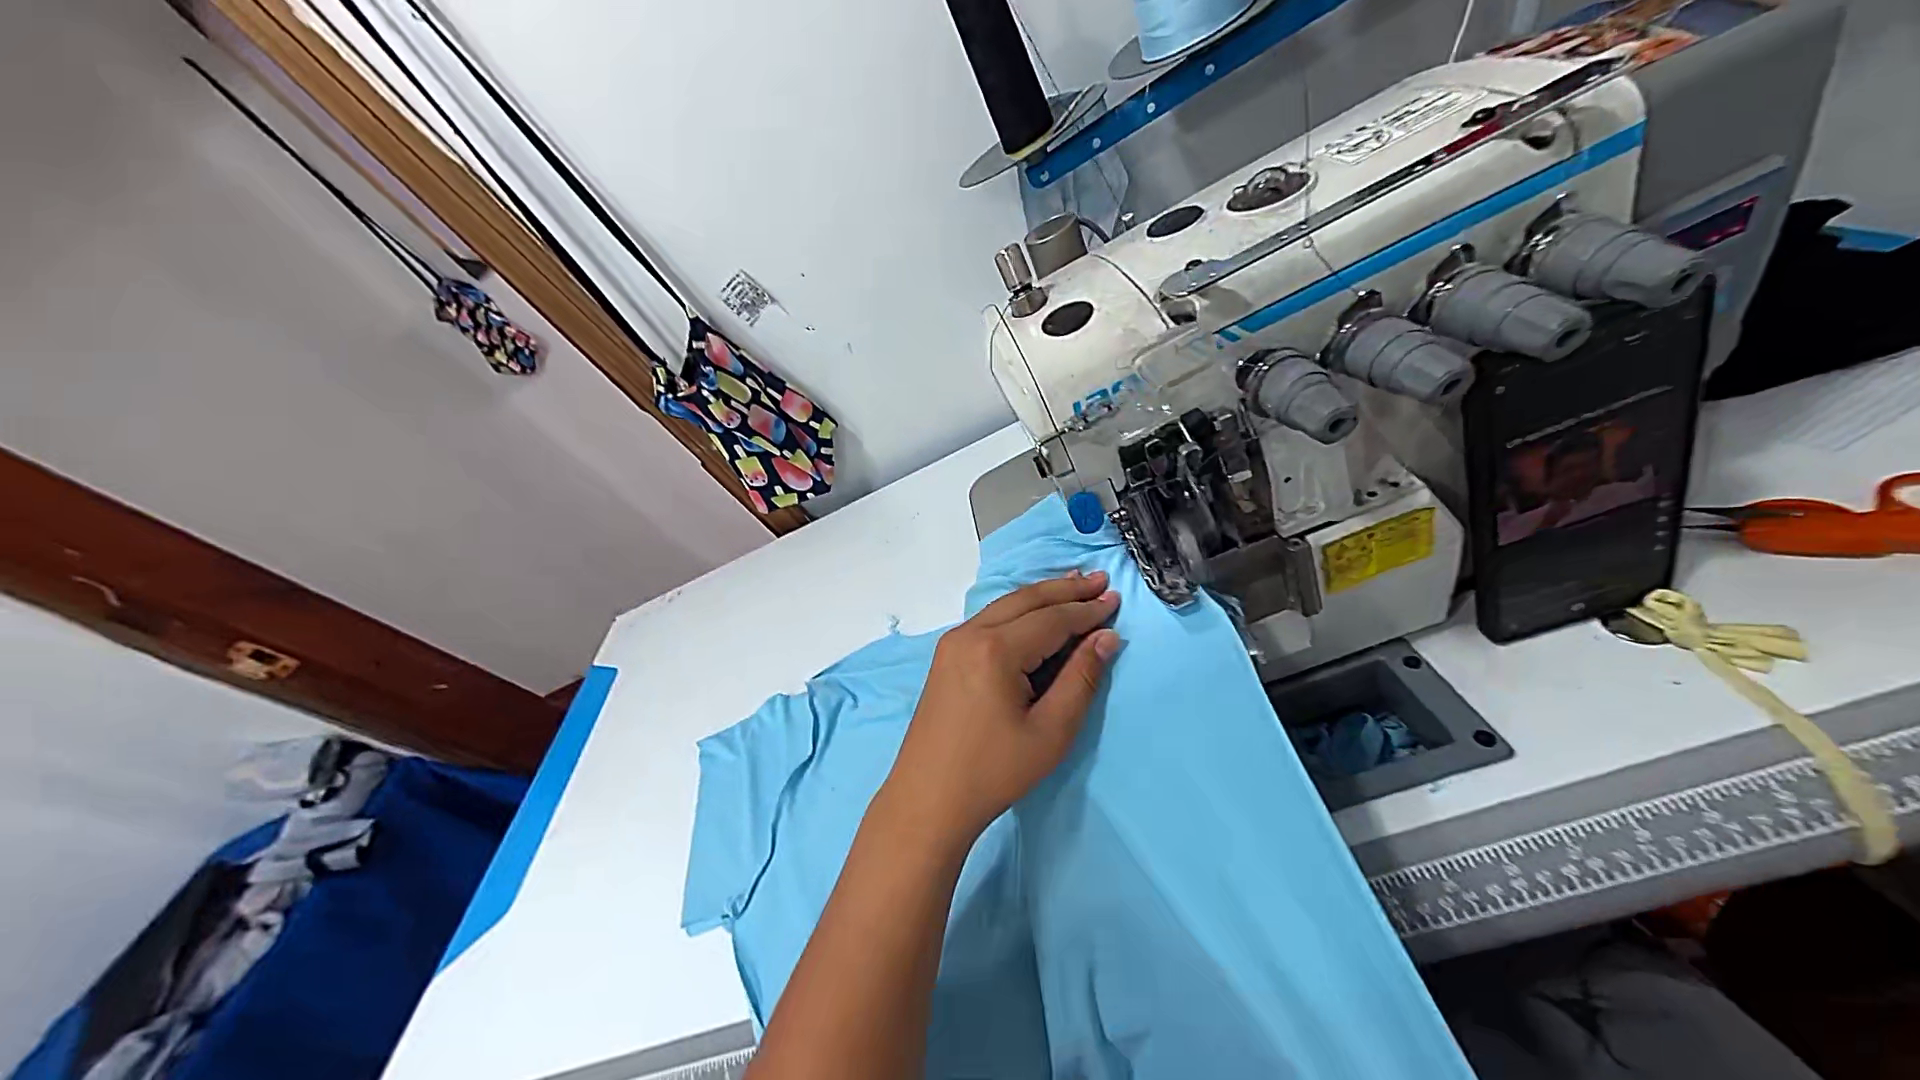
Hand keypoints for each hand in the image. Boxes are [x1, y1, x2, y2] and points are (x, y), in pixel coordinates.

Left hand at [879, 572, 1122, 848]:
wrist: (928, 799)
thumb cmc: (994, 771)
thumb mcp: (1051, 731)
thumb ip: (1082, 678)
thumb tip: (1107, 637)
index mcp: (995, 650)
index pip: (1051, 618)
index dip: (1086, 610)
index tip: (1115, 599)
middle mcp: (970, 634)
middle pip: (1026, 600)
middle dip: (1065, 589)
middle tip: (1099, 580)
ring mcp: (953, 643)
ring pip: (1005, 606)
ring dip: (1041, 596)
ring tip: (1074, 586)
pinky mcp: (946, 656)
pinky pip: (989, 619)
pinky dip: (1018, 611)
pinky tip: (1034, 614)